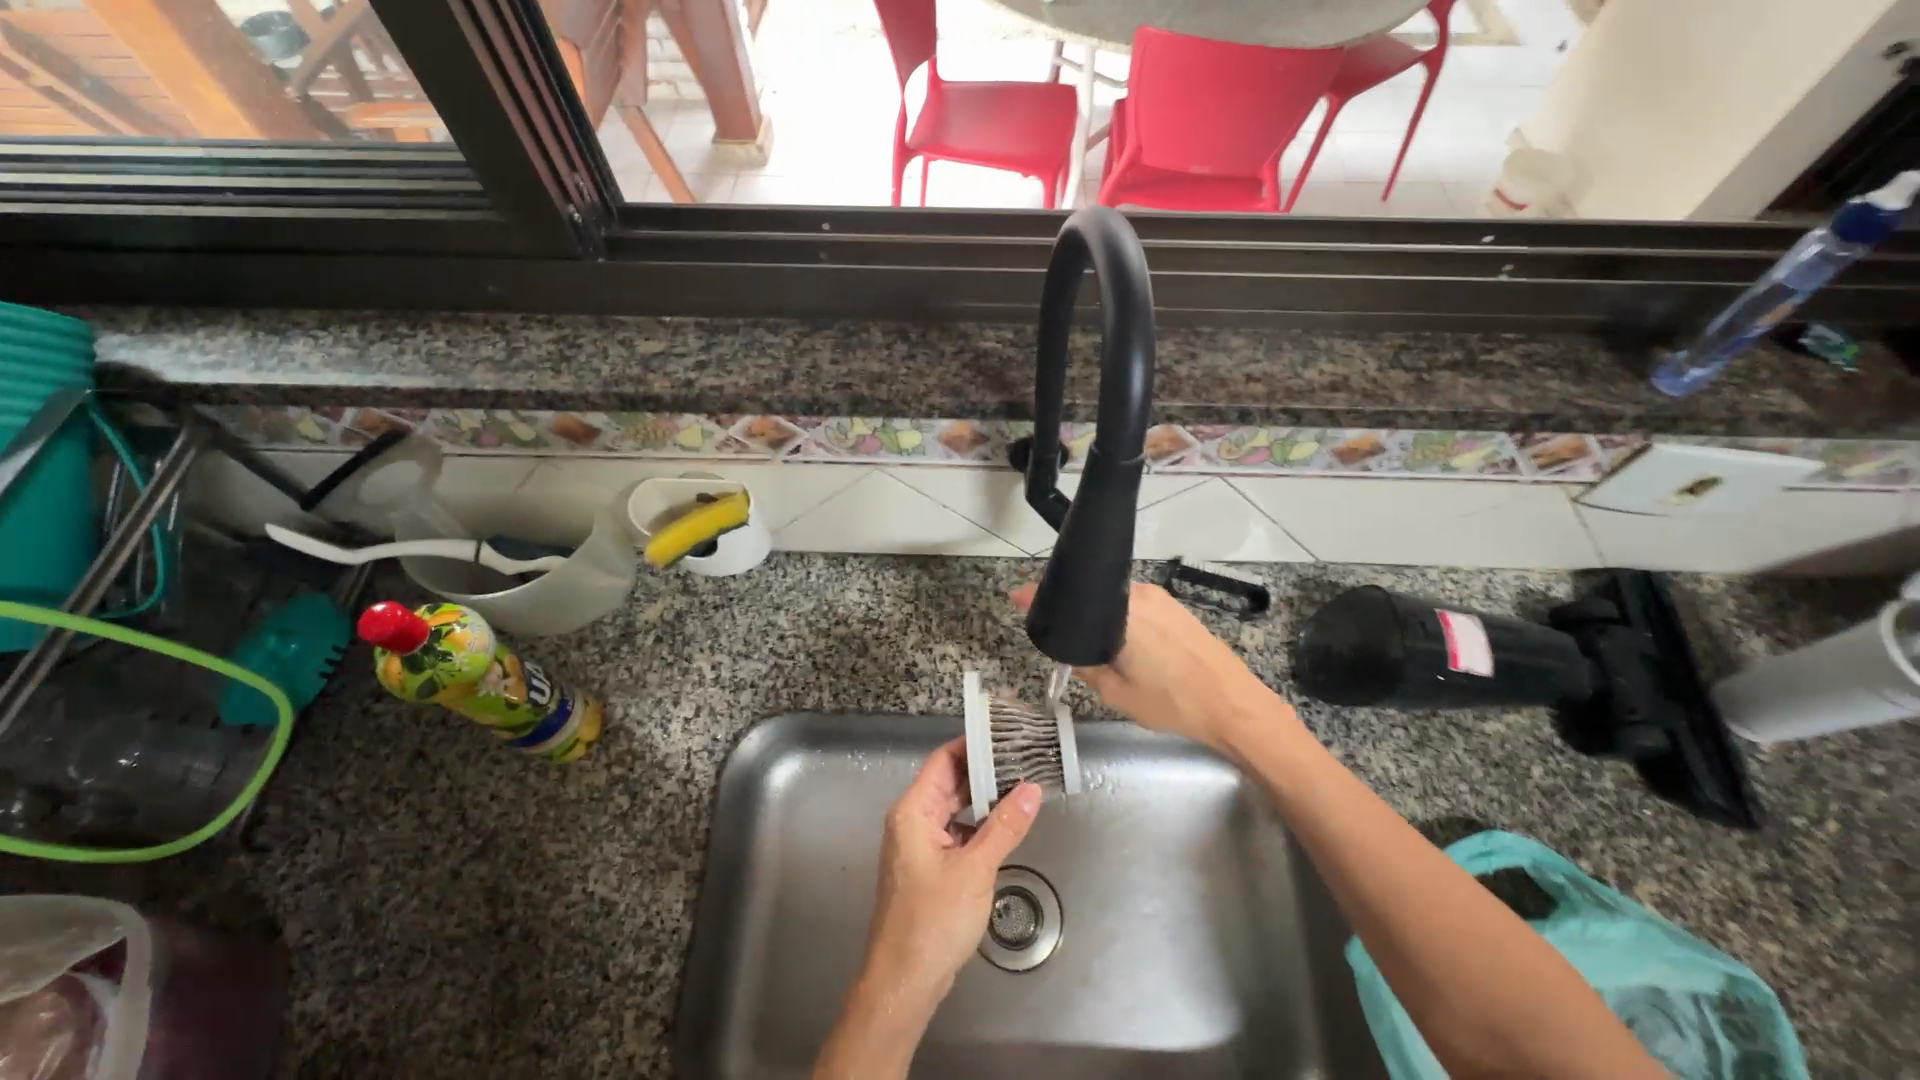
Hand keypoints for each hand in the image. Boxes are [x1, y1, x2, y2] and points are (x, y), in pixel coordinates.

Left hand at [817, 742, 1039, 1078]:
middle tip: (1024, 757)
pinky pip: (956, 833)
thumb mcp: (975, 869)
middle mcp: (912, 822)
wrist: (904, 980)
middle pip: (949, 783)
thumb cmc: (933, 921)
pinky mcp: (930, 868)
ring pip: (954, 810)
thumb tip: (1031, 789)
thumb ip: (1004, 827)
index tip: (1006, 734)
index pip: (943, 761)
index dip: (972, 744)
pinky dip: (979, 826)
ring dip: (984, 799)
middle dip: (984, 770)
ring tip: (1022, 785)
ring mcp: (919, 846)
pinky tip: (1006, 824)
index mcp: (913, 812)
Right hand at [1011, 581, 1285, 750]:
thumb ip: (1087, 668)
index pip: (1072, 597)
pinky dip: (1124, 620)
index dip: (1039, 596)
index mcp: (1121, 613)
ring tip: (1097, 647)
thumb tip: (1071, 652)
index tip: (1018, 596)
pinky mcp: (1177, 608)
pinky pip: (1138, 606)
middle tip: (1063, 637)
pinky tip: (1126, 647)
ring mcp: (1162, 599)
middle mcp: (1139, 595)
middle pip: (1094, 594)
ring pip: (1117, 601)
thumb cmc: (1174, 702)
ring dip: (1103, 617)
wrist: (1234, 704)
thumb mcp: (1118, 694)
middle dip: (1076, 610)